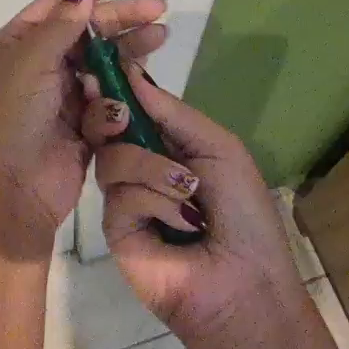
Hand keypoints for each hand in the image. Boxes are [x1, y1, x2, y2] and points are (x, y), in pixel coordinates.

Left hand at [0, 0, 167, 258]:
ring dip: (130, 49)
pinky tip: (141, 81)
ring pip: (104, 62)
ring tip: (160, 37)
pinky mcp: (84, 124)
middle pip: (88, 32)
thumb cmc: (11, 117)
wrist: (9, 190)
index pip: (61, 4)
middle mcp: (40, 64)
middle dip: (122, 19)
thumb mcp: (30, 63)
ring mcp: (63, 95)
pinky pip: (110, 96)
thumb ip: (61, 24)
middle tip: (158, 11)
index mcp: (20, 43)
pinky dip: (123, 88)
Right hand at [81, 74, 305, 344]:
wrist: (245, 282)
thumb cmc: (244, 213)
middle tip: (122, 117)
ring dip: (155, 169)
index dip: (117, 88)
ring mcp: (124, 197)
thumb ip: (172, 111)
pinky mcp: (114, 228)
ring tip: (188, 195)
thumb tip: (131, 71)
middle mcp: (140, 166)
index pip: (132, 107)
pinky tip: (179, 224)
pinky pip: (120, 195)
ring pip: (113, 157)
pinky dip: (155, 202)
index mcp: (168, 145)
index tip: (102, 66)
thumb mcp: (219, 148)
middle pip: (108, 126)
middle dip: (114, 115)